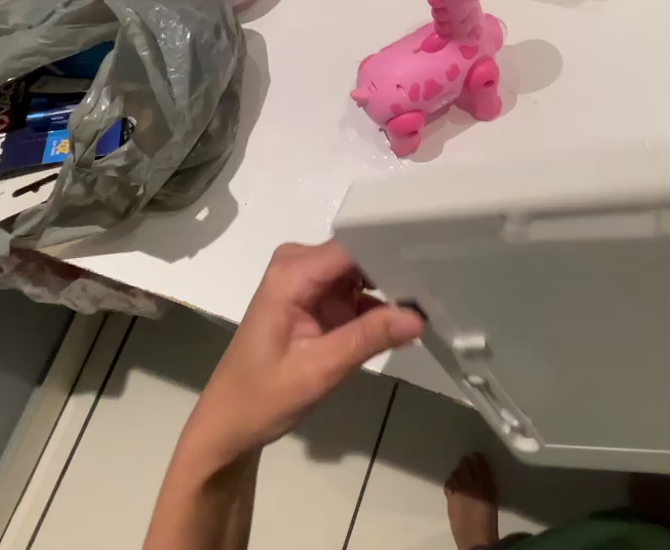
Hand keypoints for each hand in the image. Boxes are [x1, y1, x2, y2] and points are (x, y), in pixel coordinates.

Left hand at [175, 241, 423, 470]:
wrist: (229, 423)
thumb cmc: (263, 397)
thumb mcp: (319, 370)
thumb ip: (368, 338)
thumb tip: (418, 317)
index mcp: (292, 273)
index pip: (351, 245)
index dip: (389, 248)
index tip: (431, 258)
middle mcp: (299, 264)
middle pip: (359, 252)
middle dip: (396, 266)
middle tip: (440, 282)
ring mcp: (308, 279)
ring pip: (362, 268)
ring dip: (391, 284)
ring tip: (433, 295)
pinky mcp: (316, 296)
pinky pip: (355, 287)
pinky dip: (378, 302)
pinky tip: (408, 313)